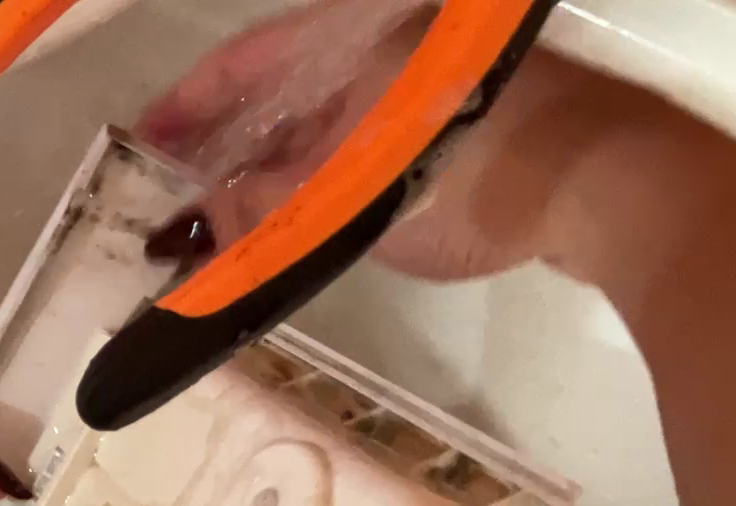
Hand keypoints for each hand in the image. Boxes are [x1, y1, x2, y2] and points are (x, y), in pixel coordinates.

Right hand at [138, 0, 667, 282]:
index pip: (242, 64)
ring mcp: (395, 100)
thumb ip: (259, 209)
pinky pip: (326, 158)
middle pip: (263, 98)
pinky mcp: (416, 138)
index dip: (183, 104)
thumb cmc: (473, 178)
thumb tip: (187, 227)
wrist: (599, 188)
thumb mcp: (350, 198)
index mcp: (354, 48)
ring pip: (294, 133)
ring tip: (192, 218)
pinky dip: (284, 189)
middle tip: (154, 188)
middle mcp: (369, 62)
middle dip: (205, 145)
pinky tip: (255, 224)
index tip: (137, 141)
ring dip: (241, 176)